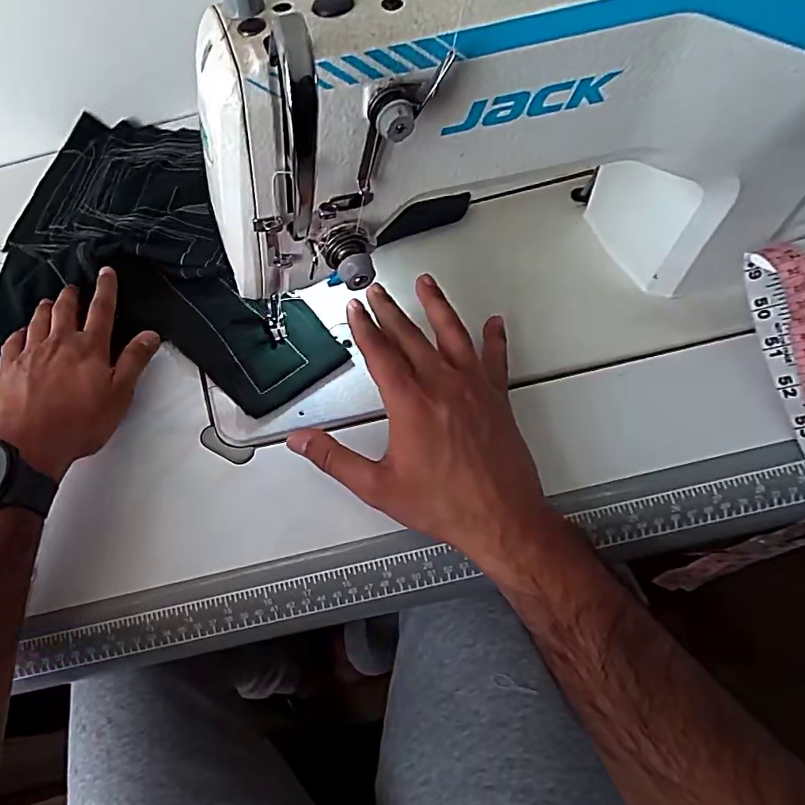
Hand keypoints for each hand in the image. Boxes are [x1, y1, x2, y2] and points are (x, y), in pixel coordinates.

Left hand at [0, 267, 162, 479]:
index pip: (101, 309)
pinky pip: (13, 340)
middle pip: (65, 309)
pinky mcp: (9, 367)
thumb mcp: (117, 397)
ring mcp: (31, 354)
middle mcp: (58, 344)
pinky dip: (19, 332)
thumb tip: (148, 338)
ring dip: (45, 307)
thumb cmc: (72, 426)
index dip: (106, 289)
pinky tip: (21, 333)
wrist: (26, 444)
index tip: (106, 275)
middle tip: (75, 288)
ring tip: (49, 302)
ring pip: (38, 319)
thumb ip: (133, 363)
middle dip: (72, 295)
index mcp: (88, 349)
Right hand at [287, 275, 561, 569]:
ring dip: (437, 307)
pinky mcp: (496, 400)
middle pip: (411, 337)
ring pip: (453, 336)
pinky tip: (493, 324)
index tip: (355, 310)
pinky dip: (493, 338)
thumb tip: (302, 441)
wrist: (501, 518)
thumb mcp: (376, 485)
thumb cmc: (446, 503)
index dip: (364, 329)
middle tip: (377, 292)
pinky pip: (494, 359)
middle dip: (389, 310)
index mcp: (411, 405)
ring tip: (427, 286)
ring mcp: (474, 390)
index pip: (381, 355)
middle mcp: (444, 389)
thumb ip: (333, 459)